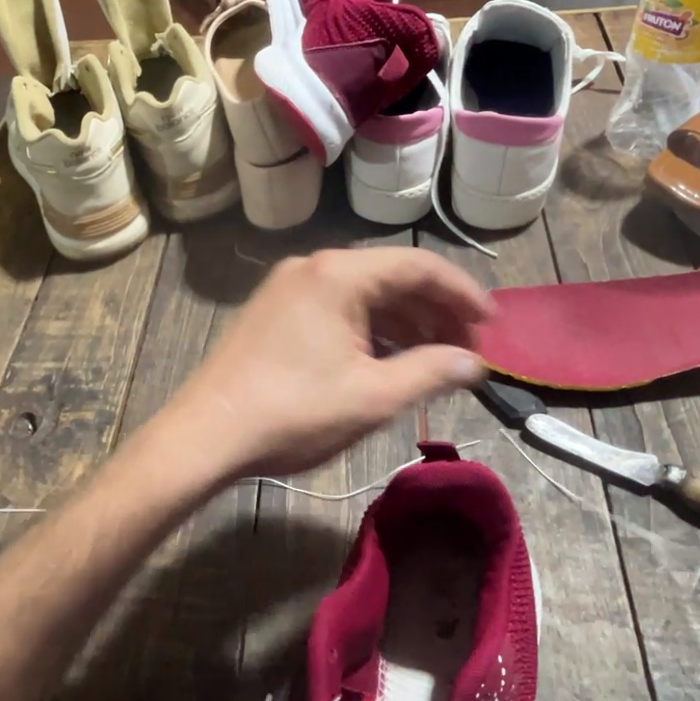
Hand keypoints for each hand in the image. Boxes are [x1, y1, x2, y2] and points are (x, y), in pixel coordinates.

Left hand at [163, 247, 492, 482]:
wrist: (207, 434)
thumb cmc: (294, 412)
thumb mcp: (373, 396)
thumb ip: (431, 371)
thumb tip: (474, 362)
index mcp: (339, 274)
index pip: (418, 266)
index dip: (462, 294)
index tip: (493, 326)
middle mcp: (313, 267)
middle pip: (391, 277)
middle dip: (435, 312)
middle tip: (467, 351)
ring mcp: (288, 288)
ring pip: (363, 295)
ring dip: (403, 324)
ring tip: (435, 361)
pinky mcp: (274, 312)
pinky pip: (336, 309)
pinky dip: (369, 331)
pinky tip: (388, 362)